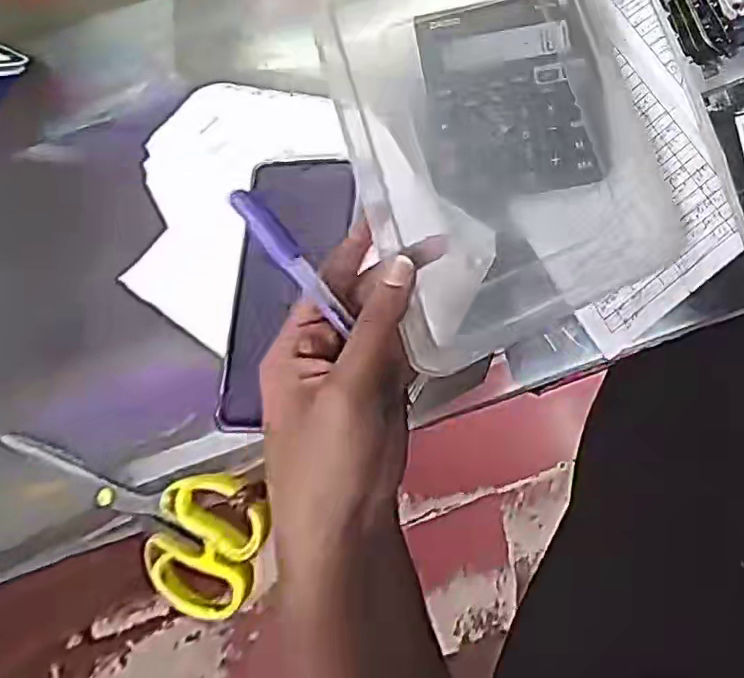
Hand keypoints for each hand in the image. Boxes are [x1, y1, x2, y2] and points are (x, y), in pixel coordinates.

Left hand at [259, 221, 415, 551]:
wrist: (348, 528)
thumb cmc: (329, 461)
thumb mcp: (349, 387)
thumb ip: (377, 323)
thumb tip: (400, 265)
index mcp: (296, 346)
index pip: (325, 284)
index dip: (354, 250)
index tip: (384, 215)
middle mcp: (324, 350)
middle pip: (361, 298)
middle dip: (394, 274)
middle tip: (437, 243)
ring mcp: (356, 368)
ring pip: (386, 320)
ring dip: (411, 299)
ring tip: (447, 266)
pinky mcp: (383, 385)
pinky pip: (402, 345)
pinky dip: (421, 330)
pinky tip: (443, 310)